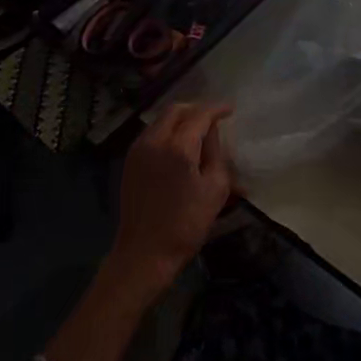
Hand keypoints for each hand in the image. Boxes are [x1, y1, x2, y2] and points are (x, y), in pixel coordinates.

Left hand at [110, 102, 236, 287]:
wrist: (145, 251)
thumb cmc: (187, 224)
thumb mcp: (215, 189)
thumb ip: (215, 153)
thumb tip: (211, 132)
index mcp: (178, 146)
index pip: (199, 115)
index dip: (216, 109)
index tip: (230, 109)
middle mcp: (153, 140)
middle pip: (175, 111)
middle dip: (196, 109)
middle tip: (214, 118)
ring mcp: (137, 150)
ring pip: (160, 121)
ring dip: (180, 119)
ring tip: (199, 130)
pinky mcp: (130, 162)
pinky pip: (151, 135)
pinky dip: (168, 132)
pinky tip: (180, 145)